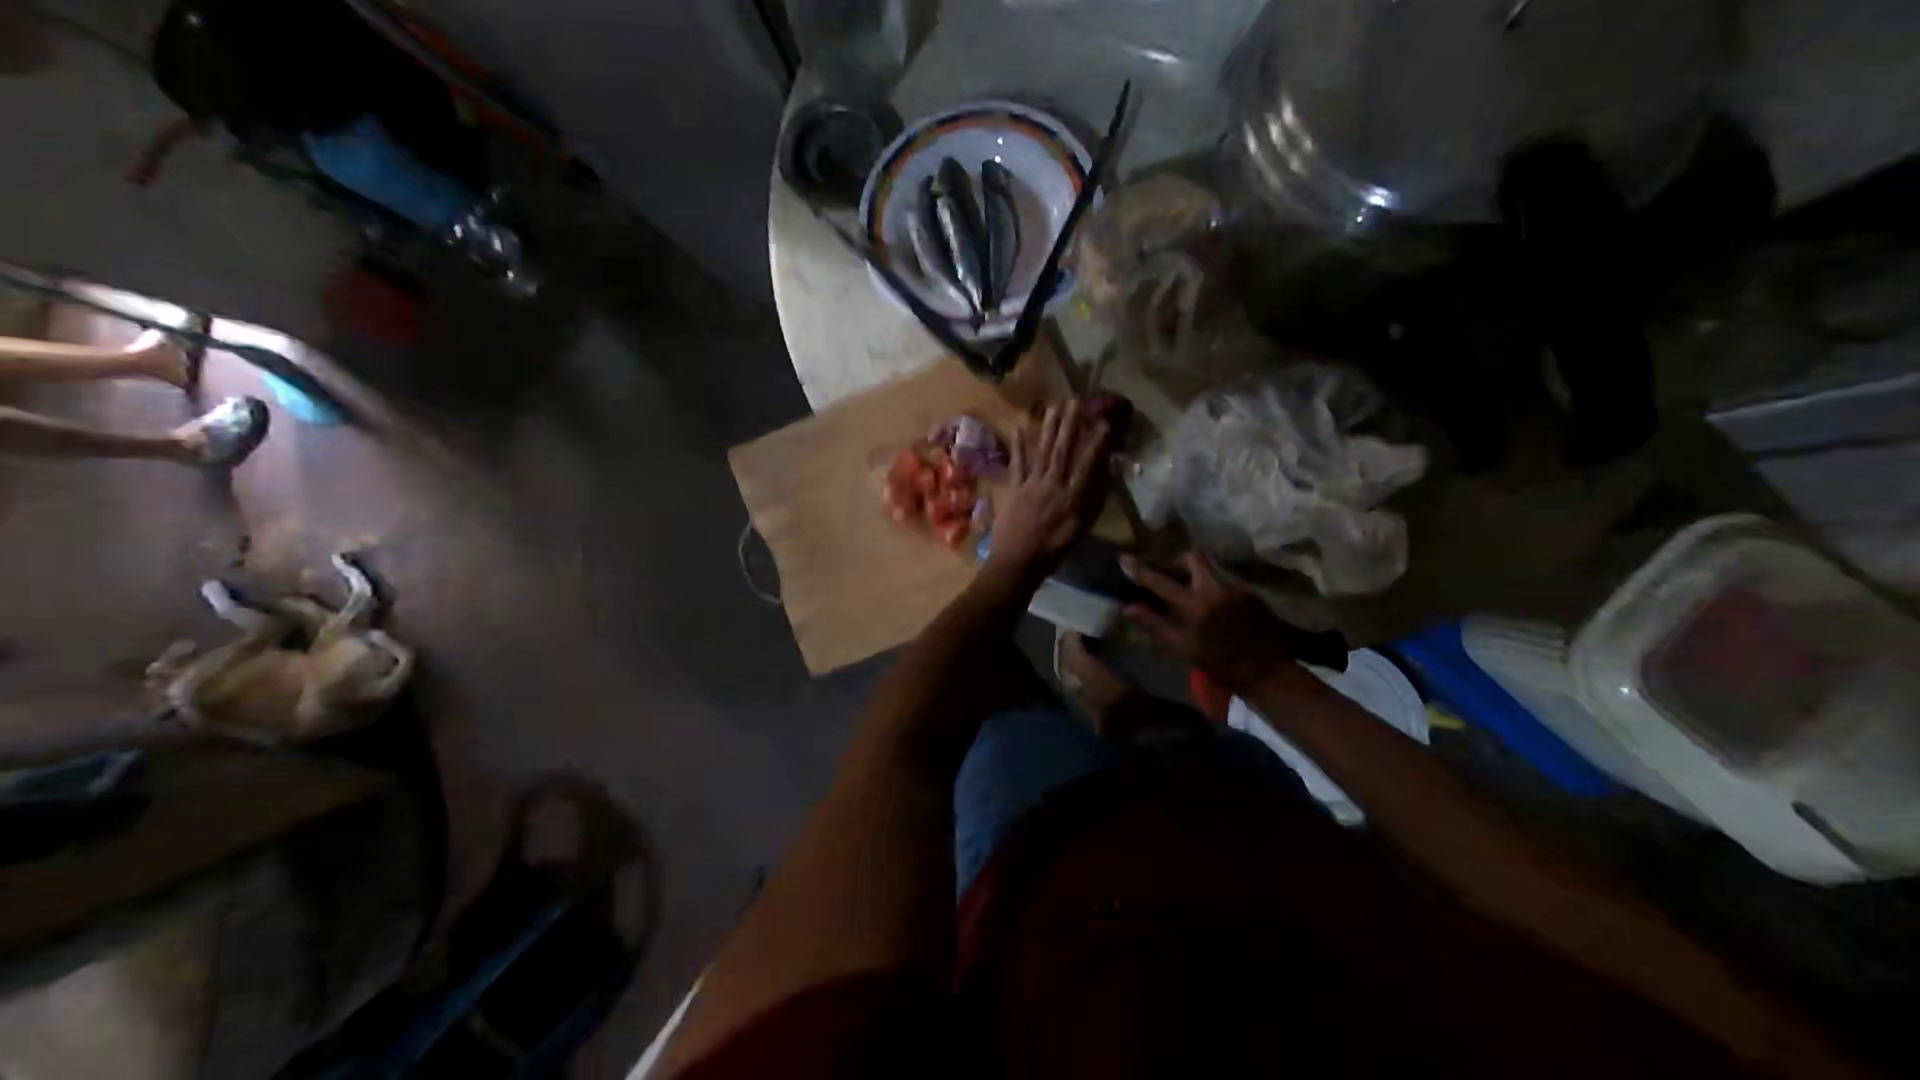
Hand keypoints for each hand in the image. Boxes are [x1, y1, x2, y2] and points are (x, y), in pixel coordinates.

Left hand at [984, 399, 1110, 582]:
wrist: (1017, 562)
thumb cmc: (1054, 550)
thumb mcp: (1081, 529)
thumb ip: (1094, 500)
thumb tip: (1108, 473)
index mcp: (1072, 497)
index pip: (1088, 464)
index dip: (1097, 442)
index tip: (1104, 421)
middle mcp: (1052, 485)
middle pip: (1063, 450)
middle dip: (1071, 424)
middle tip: (1076, 400)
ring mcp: (1031, 484)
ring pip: (1043, 451)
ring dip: (1049, 428)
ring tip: (1054, 406)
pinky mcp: (1014, 488)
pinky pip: (1018, 464)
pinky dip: (1020, 447)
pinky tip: (1021, 428)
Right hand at [1120, 551, 1296, 691]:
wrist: (1266, 672)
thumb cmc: (1218, 664)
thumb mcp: (1180, 648)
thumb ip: (1153, 624)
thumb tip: (1128, 608)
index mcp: (1194, 605)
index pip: (1160, 580)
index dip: (1140, 569)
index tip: (1124, 558)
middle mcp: (1216, 588)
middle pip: (1192, 557)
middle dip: (1176, 561)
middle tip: (1169, 575)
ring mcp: (1237, 587)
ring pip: (1211, 565)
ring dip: (1196, 572)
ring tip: (1191, 589)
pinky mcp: (1251, 592)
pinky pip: (1226, 578)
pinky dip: (1213, 584)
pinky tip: (1213, 602)